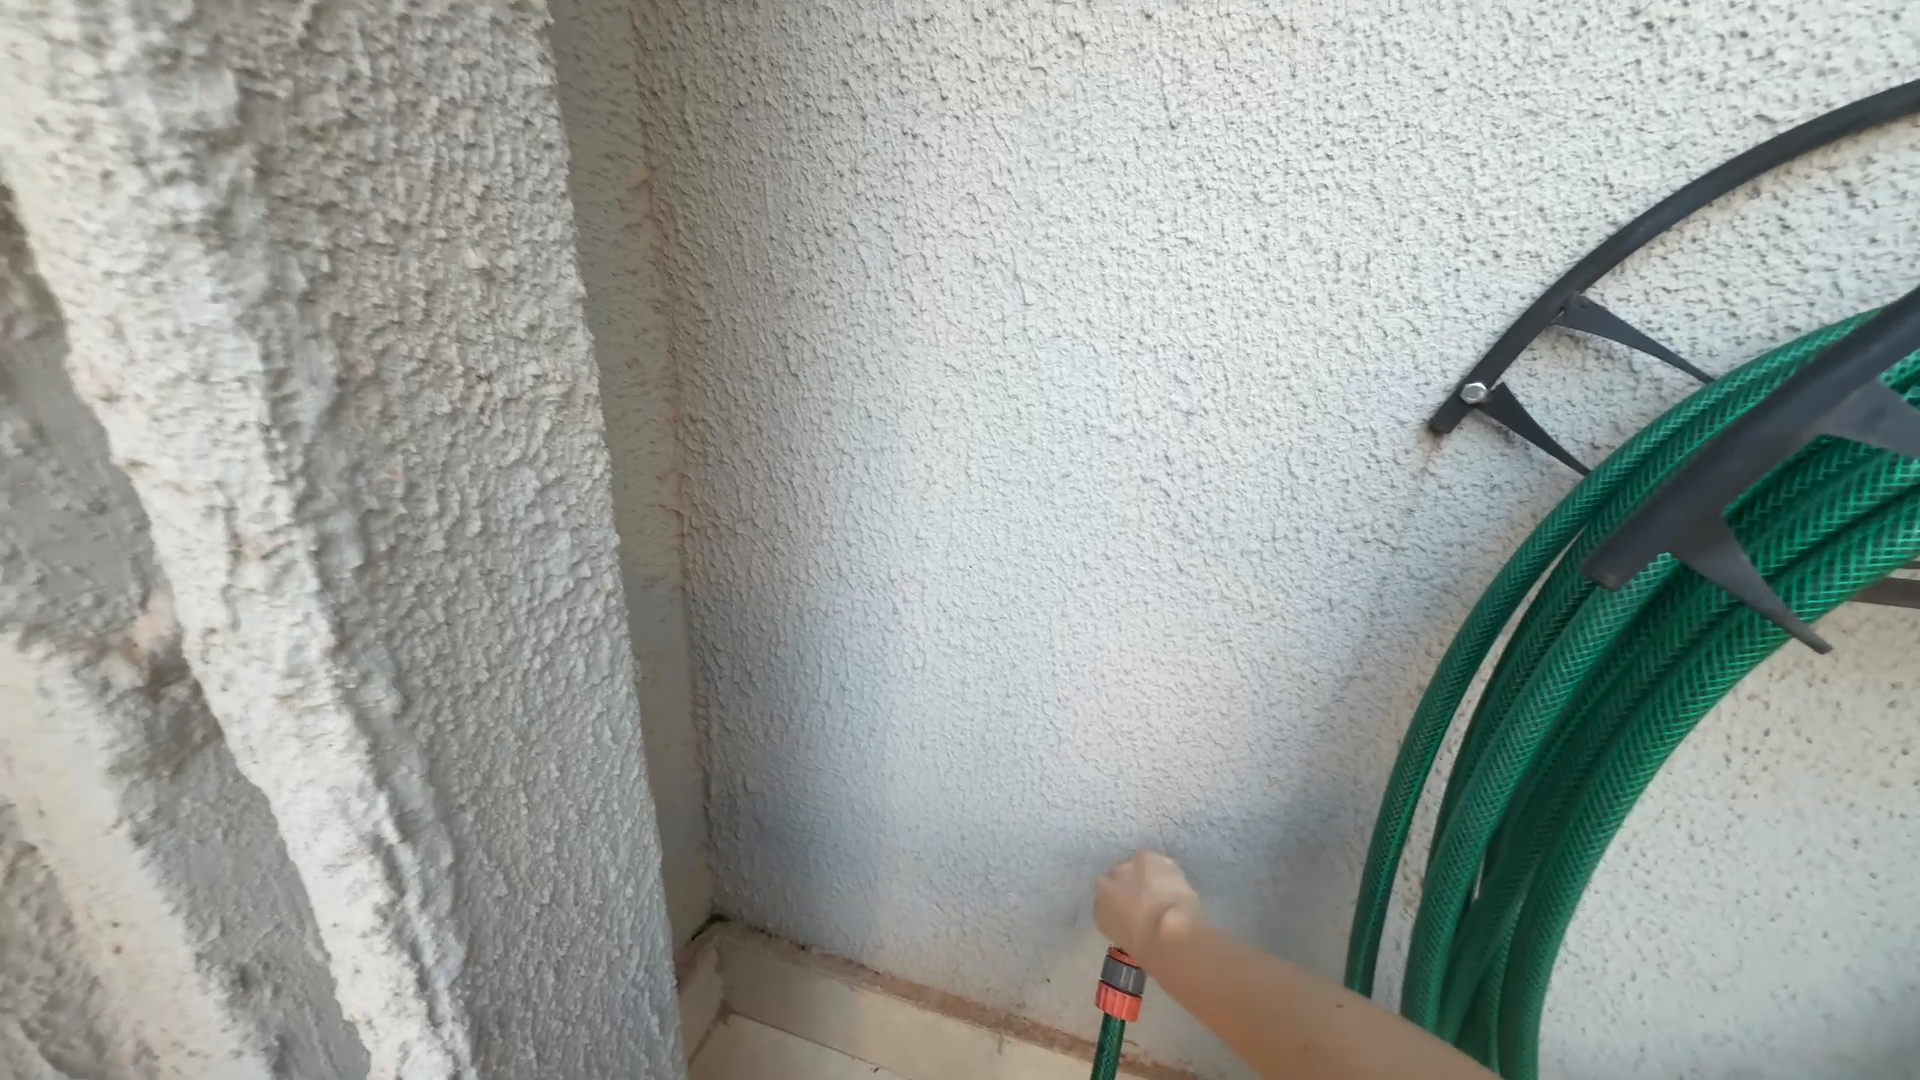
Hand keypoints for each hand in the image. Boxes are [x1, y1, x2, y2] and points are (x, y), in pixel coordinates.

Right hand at [1095, 850, 1202, 966]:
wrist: (1167, 934)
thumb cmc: (1150, 951)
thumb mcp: (1130, 942)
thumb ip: (1127, 924)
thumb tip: (1139, 919)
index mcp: (1100, 909)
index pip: (1108, 902)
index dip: (1124, 905)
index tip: (1137, 913)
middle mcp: (1106, 883)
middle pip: (1119, 879)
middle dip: (1132, 886)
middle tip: (1150, 900)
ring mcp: (1126, 866)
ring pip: (1137, 867)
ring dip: (1148, 876)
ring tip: (1165, 891)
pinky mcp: (1146, 856)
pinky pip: (1156, 863)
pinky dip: (1166, 872)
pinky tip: (1176, 885)